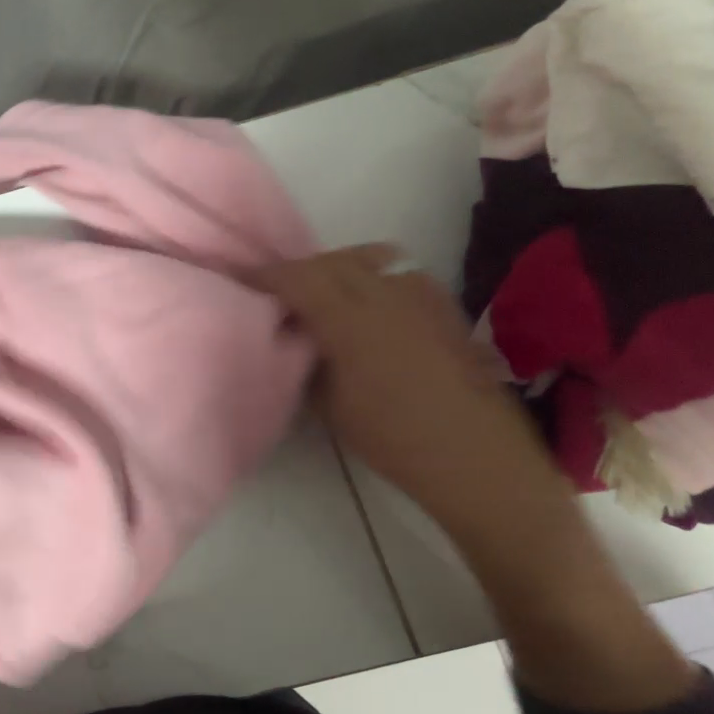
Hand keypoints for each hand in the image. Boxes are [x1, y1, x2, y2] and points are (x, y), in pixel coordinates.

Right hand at [253, 245, 574, 538]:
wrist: (474, 455)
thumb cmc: (391, 437)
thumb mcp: (328, 403)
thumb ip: (307, 359)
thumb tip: (292, 337)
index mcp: (353, 321)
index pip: (299, 278)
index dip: (265, 277)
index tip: (238, 284)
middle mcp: (388, 296)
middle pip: (332, 262)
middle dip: (297, 272)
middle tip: (273, 295)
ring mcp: (421, 297)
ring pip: (369, 258)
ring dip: (336, 268)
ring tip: (319, 294)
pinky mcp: (443, 307)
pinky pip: (398, 273)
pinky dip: (371, 277)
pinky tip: (363, 307)